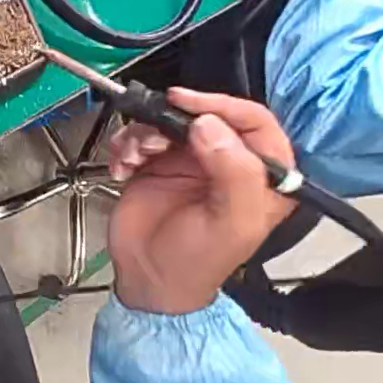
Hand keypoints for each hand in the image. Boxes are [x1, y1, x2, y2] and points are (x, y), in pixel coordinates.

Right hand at [105, 89, 297, 314]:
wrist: (149, 278)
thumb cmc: (198, 260)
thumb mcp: (231, 221)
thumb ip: (234, 172)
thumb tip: (209, 125)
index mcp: (260, 174)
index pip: (252, 123)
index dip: (221, 106)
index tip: (187, 103)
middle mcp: (224, 162)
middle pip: (203, 117)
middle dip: (171, 121)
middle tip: (152, 136)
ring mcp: (186, 163)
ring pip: (166, 124)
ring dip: (142, 135)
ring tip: (134, 157)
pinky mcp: (153, 167)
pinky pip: (138, 140)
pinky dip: (124, 148)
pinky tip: (122, 167)